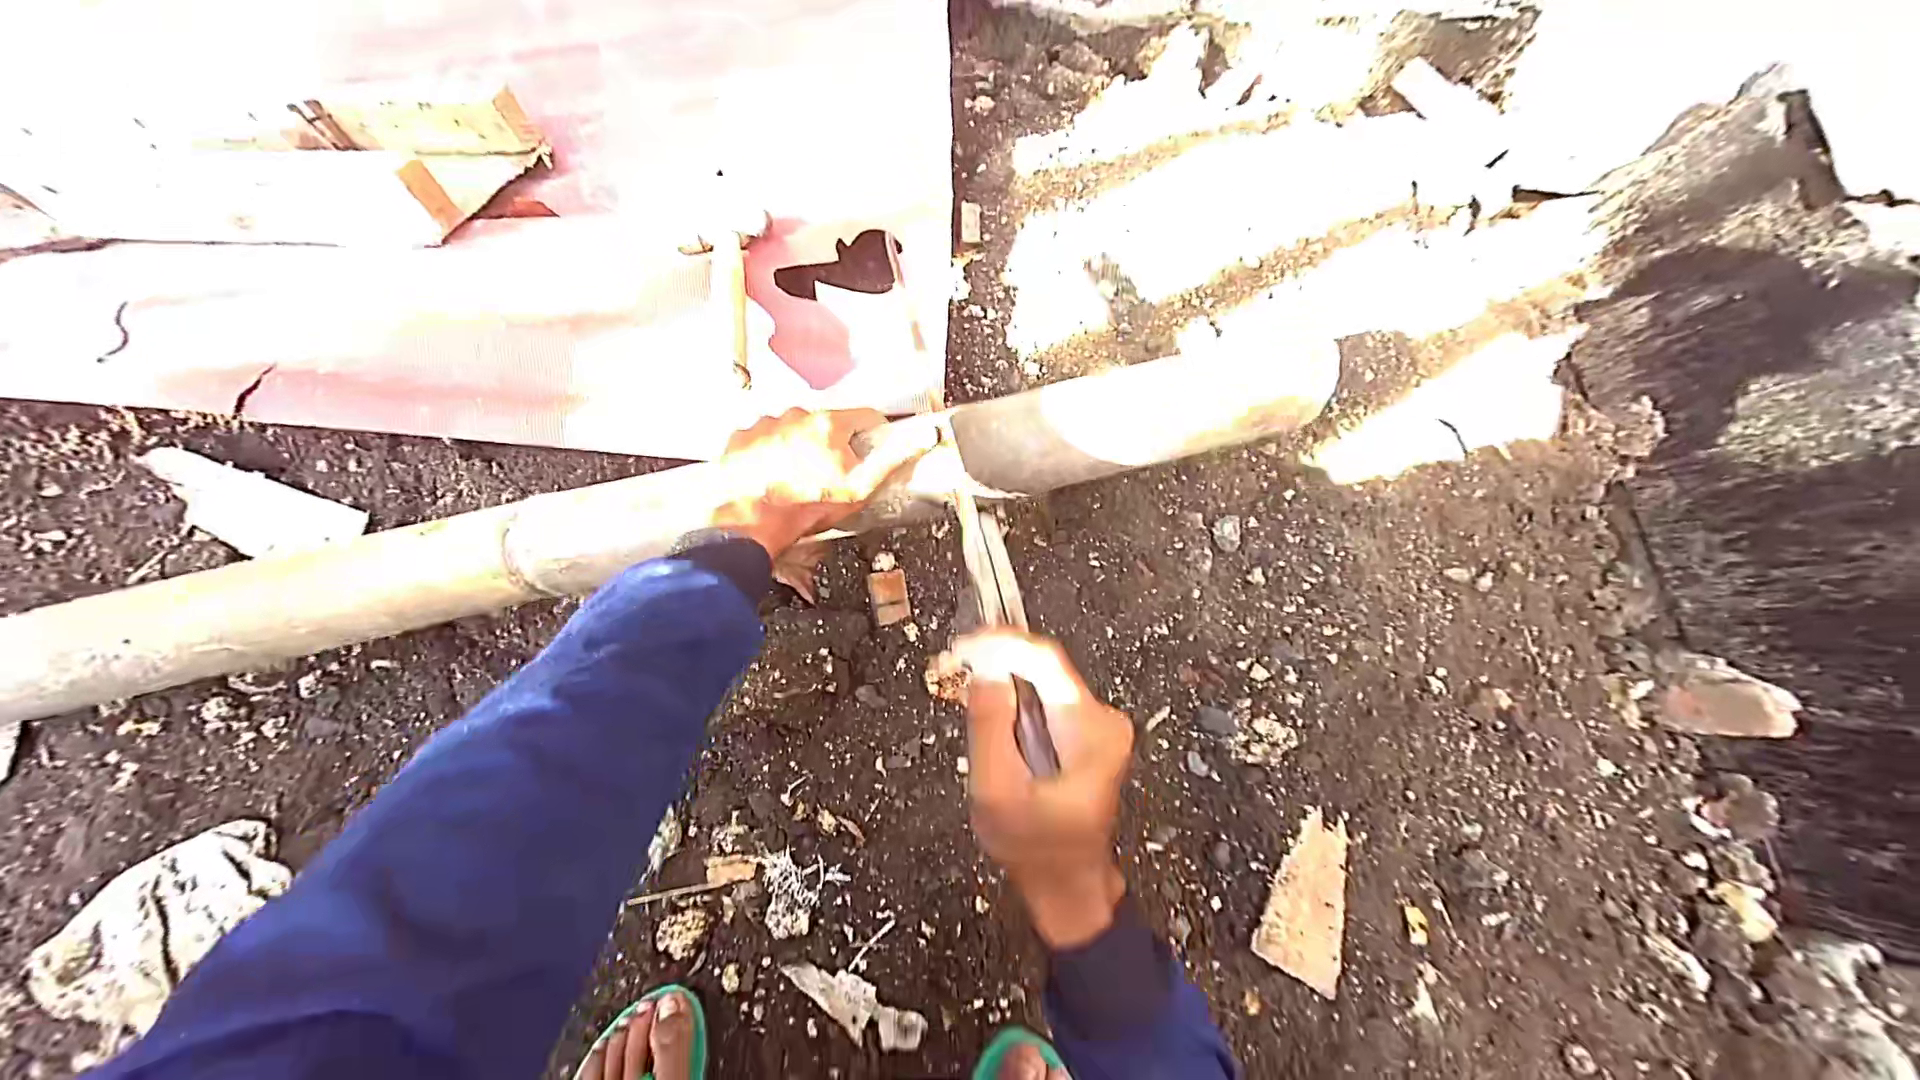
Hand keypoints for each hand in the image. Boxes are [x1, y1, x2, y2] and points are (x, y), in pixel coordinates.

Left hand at [708, 408, 931, 556]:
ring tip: (799, 479)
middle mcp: (795, 415)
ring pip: (795, 430)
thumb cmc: (804, 507)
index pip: (866, 416)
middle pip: (828, 424)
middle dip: (834, 445)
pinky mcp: (741, 438)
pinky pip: (765, 438)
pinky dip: (771, 452)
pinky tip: (774, 475)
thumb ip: (893, 459)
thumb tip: (923, 437)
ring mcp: (765, 424)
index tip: (870, 451)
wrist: (749, 524)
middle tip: (831, 476)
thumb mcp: (861, 489)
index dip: (874, 434)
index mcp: (828, 424)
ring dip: (800, 447)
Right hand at [954, 630, 1133, 948]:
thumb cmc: (1035, 849)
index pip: (1045, 659)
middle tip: (956, 668)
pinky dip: (1013, 699)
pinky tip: (992, 716)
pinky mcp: (1085, 730)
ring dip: (1003, 682)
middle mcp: (1103, 721)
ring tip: (968, 696)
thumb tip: (985, 667)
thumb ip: (989, 725)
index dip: (1002, 643)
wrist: (1067, 884)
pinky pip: (1043, 696)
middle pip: (1043, 668)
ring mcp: (1097, 724)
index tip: (965, 645)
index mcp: (1090, 733)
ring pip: (1040, 681)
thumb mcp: (996, 791)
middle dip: (996, 663)